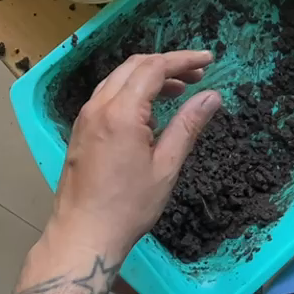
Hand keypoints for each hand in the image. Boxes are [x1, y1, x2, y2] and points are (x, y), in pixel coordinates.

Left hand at [47, 51, 221, 258]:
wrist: (83, 234)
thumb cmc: (128, 206)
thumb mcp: (166, 166)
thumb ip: (188, 125)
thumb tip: (212, 96)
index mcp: (121, 112)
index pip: (154, 68)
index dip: (183, 60)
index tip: (208, 59)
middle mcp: (99, 105)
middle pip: (134, 66)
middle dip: (167, 64)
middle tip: (198, 74)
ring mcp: (86, 115)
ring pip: (119, 78)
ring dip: (149, 76)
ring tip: (180, 90)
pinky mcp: (81, 128)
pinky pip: (108, 94)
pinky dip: (132, 90)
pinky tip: (150, 110)